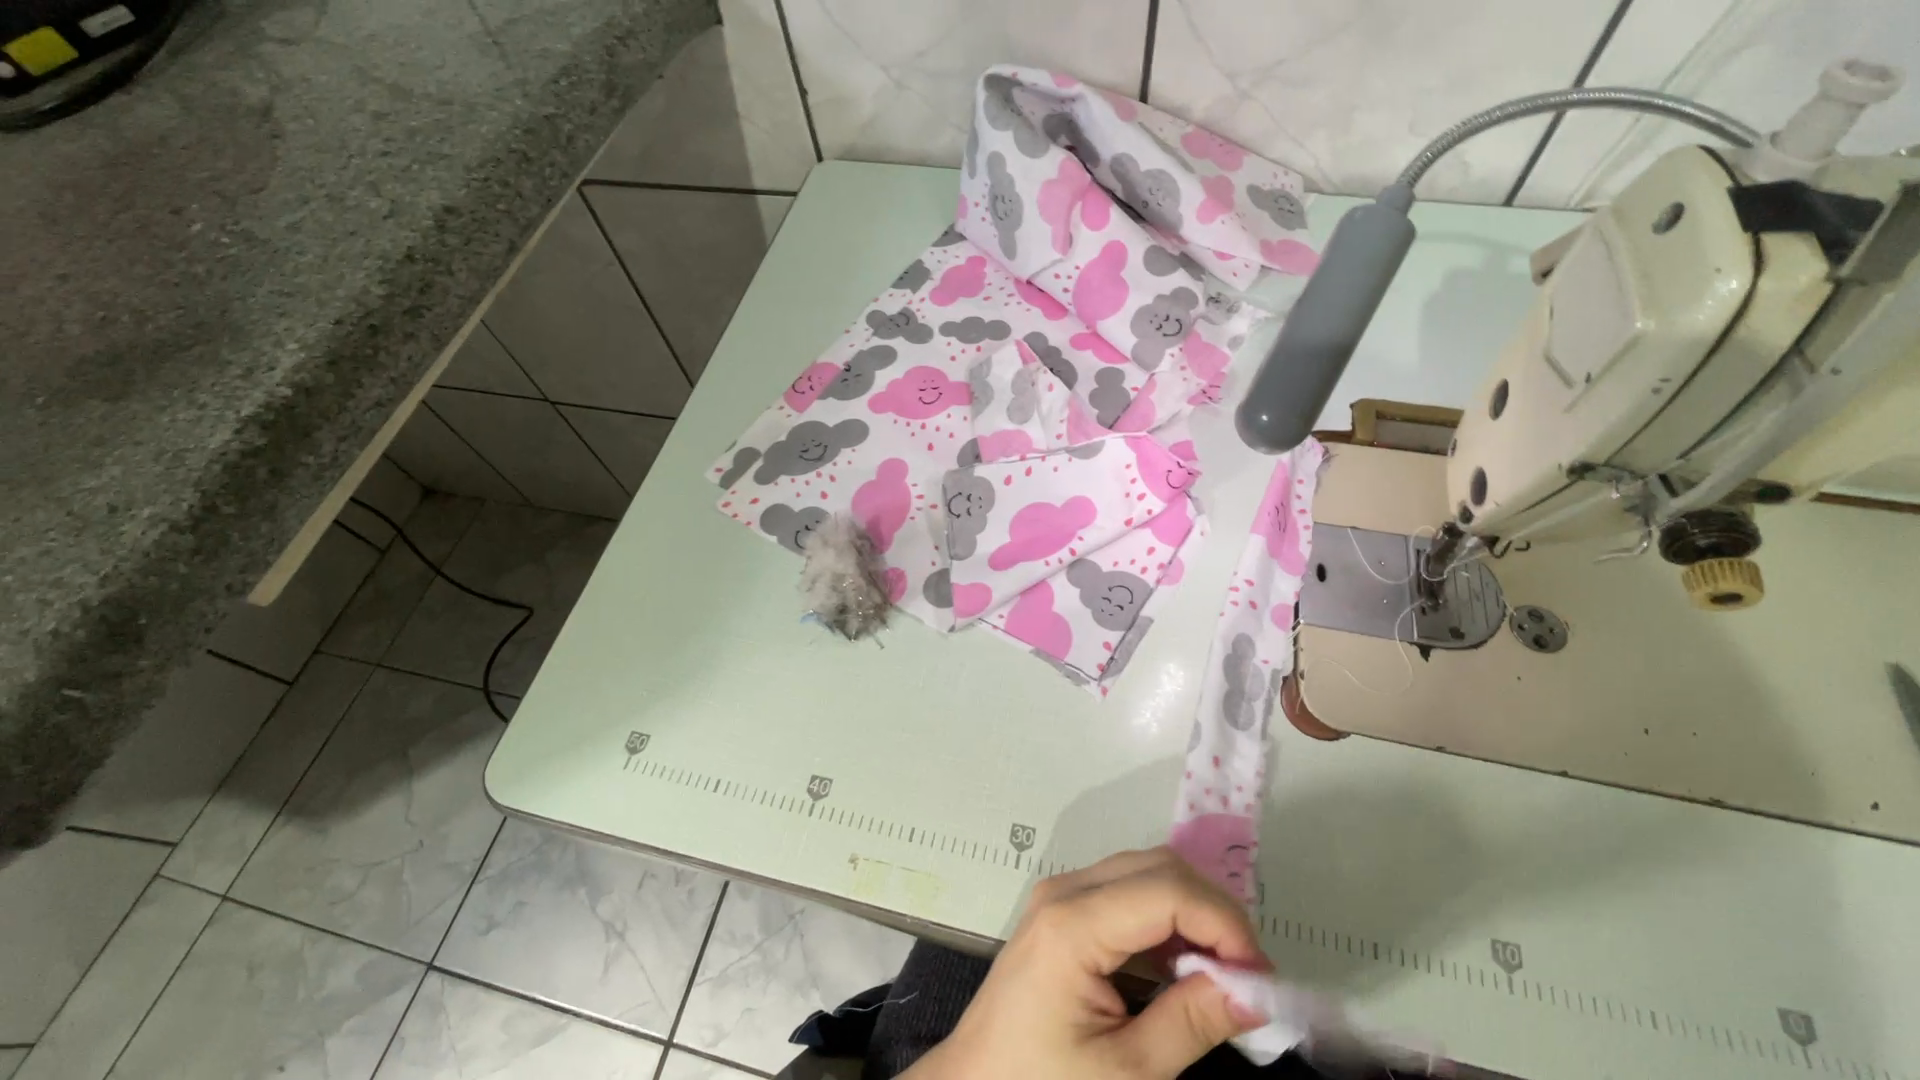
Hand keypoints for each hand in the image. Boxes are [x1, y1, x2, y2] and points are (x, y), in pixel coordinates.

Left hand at [904, 847, 1270, 1079]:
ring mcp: (1059, 895)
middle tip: (1246, 975)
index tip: (1260, 977)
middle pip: (1160, 868)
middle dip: (1213, 912)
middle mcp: (1064, 891)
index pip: (1169, 890)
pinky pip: (1126, 890)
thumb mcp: (1127, 1071)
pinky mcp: (1061, 909)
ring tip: (1220, 975)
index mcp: (1073, 925)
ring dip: (1192, 913)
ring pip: (1146, 872)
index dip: (1225, 924)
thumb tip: (1258, 991)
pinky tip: (1181, 967)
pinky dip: (1165, 919)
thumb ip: (1193, 1022)